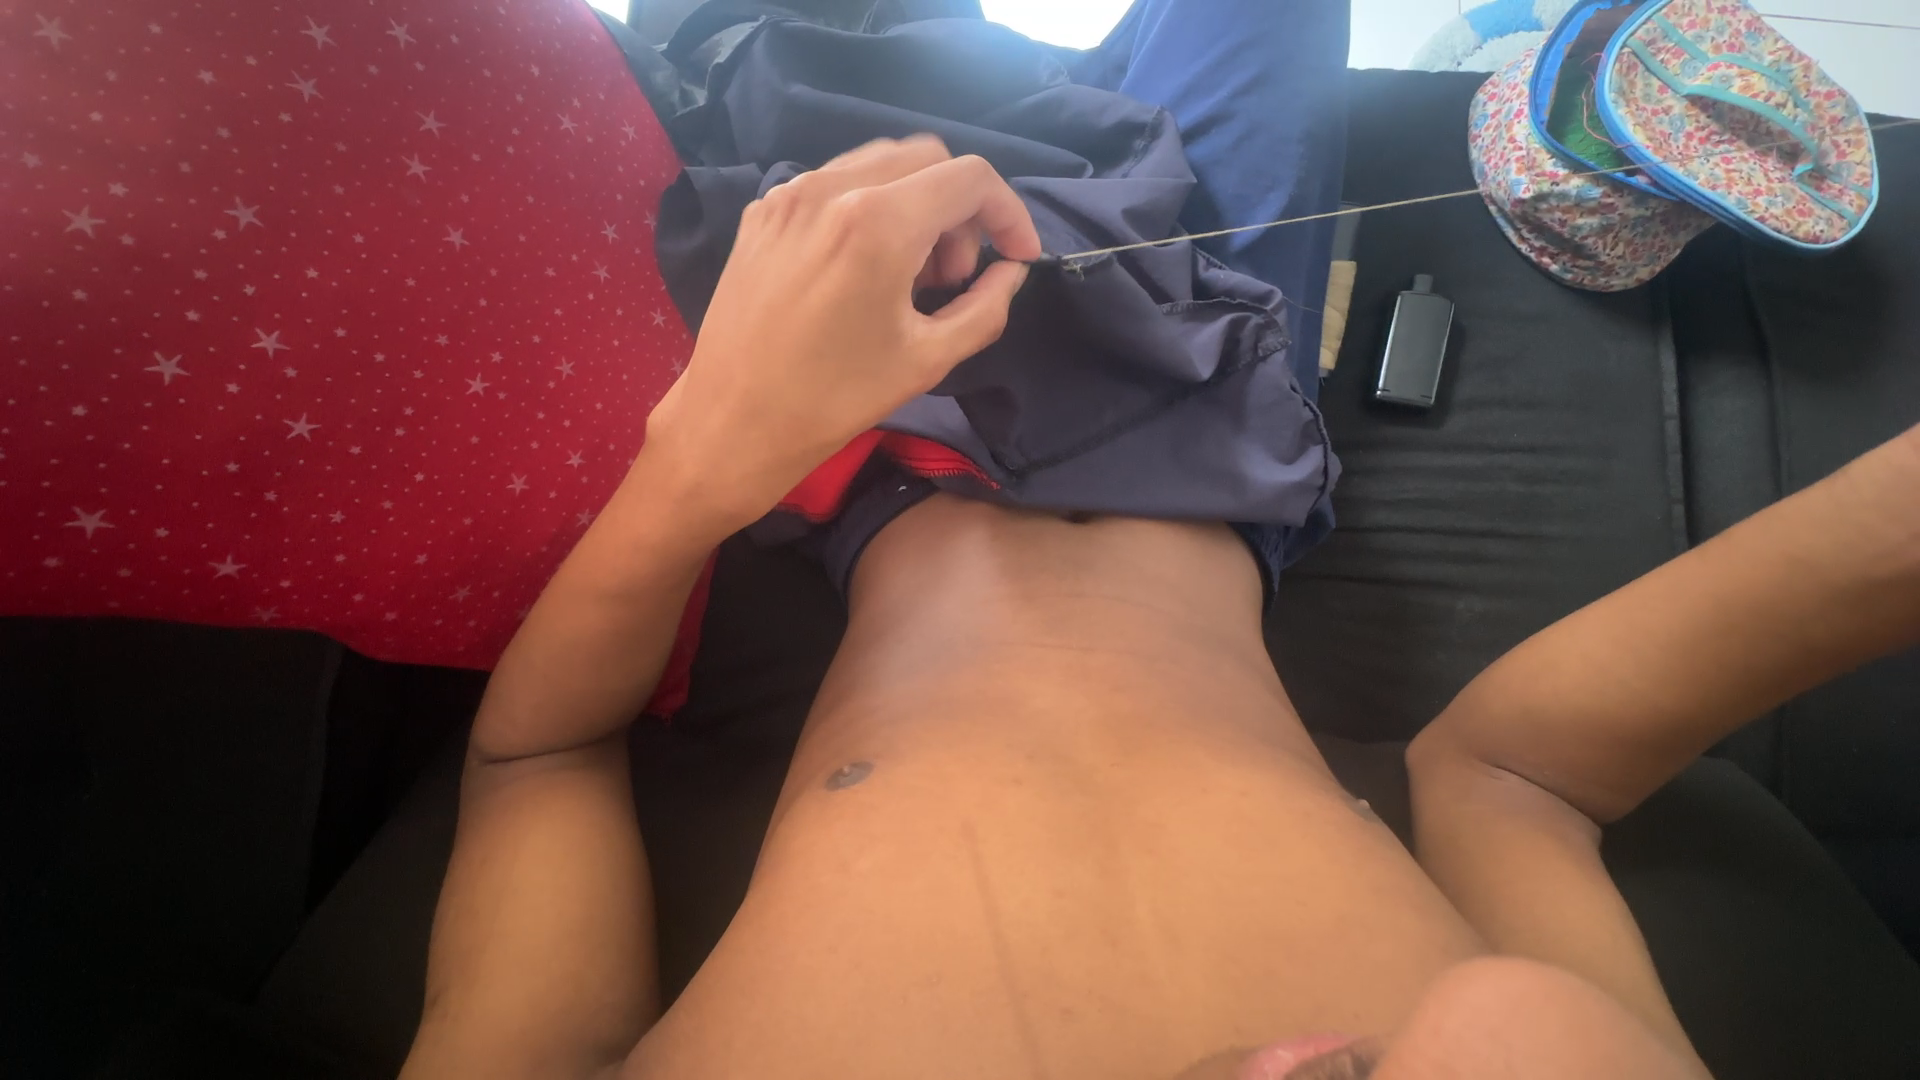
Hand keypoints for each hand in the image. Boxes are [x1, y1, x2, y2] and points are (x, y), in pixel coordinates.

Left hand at [642, 135, 1041, 530]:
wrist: (734, 421)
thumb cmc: (835, 400)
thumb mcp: (927, 359)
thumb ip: (985, 307)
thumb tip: (1010, 273)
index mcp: (878, 222)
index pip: (969, 178)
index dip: (1009, 212)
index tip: (1017, 257)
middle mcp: (832, 187)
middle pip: (927, 159)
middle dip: (961, 211)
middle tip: (956, 276)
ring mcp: (789, 194)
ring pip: (879, 165)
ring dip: (916, 206)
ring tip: (911, 276)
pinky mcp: (763, 213)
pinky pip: (835, 186)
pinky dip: (870, 210)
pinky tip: (863, 269)